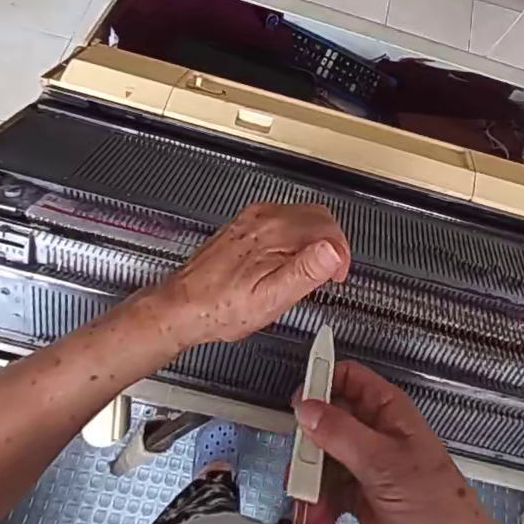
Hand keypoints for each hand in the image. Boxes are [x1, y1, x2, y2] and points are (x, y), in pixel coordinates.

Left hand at [138, 202, 349, 350]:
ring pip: (299, 216)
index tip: (337, 276)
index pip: (328, 228)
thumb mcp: (271, 299)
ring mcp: (250, 220)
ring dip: (313, 238)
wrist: (182, 306)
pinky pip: (280, 220)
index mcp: (274, 233)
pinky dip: (293, 236)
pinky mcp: (242, 227)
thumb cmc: (220, 308)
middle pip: (317, 216)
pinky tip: (286, 260)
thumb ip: (305, 272)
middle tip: (329, 273)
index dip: (341, 254)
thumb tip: (332, 251)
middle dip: (331, 243)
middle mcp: (262, 219)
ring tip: (310, 269)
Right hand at [294, 361, 512, 523]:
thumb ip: (340, 433)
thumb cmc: (435, 506)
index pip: (347, 377)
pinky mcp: (357, 492)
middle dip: (307, 445)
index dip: (320, 384)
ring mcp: (364, 462)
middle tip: (298, 466)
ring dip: (310, 482)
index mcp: (386, 410)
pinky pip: (325, 488)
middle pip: (325, 419)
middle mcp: (373, 430)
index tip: (297, 405)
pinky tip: (319, 521)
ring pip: (321, 456)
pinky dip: (318, 504)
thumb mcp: (384, 464)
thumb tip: (304, 407)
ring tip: (308, 506)